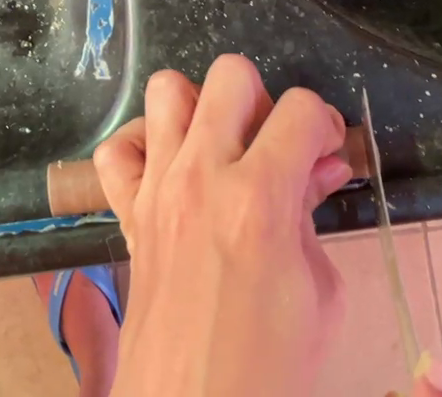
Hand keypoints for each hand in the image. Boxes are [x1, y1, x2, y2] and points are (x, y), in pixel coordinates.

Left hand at [94, 54, 354, 396]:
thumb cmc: (271, 367)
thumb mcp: (320, 293)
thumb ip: (313, 213)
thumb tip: (323, 165)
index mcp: (259, 200)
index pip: (301, 108)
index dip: (324, 125)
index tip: (325, 153)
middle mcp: (201, 177)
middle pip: (230, 75)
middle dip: (263, 100)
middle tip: (274, 147)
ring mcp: (157, 188)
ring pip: (167, 90)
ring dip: (201, 107)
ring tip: (223, 148)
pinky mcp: (127, 209)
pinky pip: (116, 148)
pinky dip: (142, 145)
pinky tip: (170, 168)